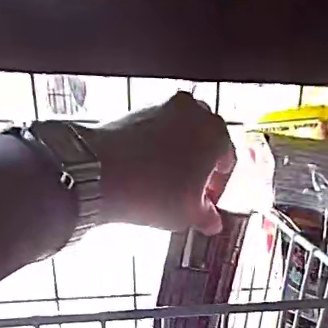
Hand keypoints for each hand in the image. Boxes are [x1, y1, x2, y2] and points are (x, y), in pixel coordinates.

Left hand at [84, 92, 235, 234]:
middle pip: (203, 144)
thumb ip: (206, 217)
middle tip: (186, 193)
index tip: (206, 203)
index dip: (217, 188)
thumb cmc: (150, 190)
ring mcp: (162, 106)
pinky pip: (153, 131)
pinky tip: (142, 172)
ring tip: (162, 184)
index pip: (227, 163)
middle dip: (197, 168)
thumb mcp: (187, 215)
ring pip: (177, 135)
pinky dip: (152, 148)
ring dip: (175, 157)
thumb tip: (210, 220)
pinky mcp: (135, 108)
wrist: (100, 172)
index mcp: (217, 133)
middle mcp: (194, 111)